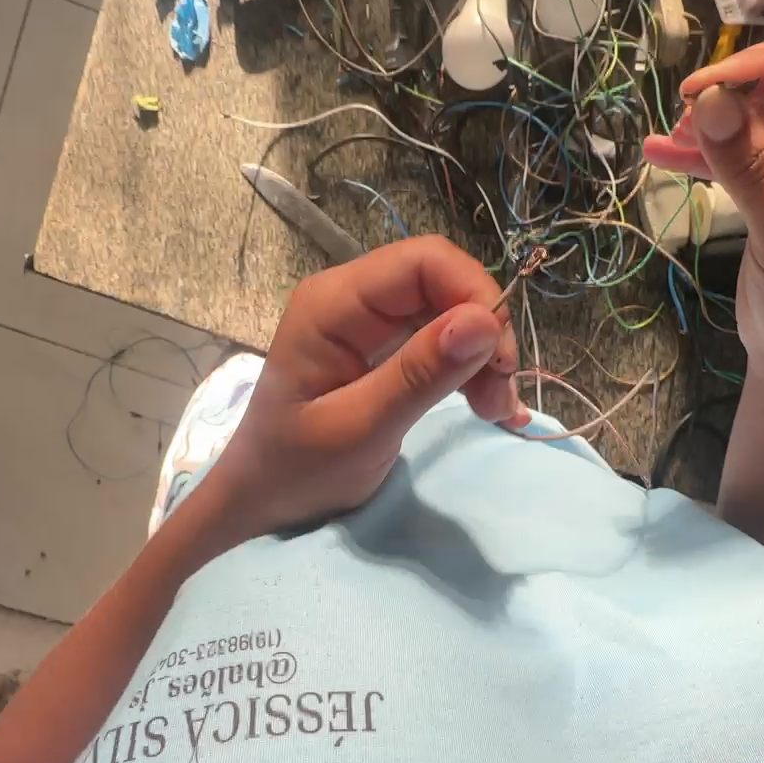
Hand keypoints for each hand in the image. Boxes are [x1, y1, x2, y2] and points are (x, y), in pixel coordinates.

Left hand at [205, 236, 525, 535]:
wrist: (263, 500)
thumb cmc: (296, 470)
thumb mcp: (359, 429)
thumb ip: (418, 375)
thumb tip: (484, 322)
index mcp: (333, 305)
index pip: (423, 262)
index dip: (474, 296)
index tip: (500, 360)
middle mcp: (351, 299)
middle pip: (441, 283)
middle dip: (483, 334)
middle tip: (499, 399)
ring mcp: (367, 323)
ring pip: (449, 312)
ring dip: (482, 357)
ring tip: (495, 411)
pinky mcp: (382, 349)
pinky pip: (440, 340)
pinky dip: (470, 370)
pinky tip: (487, 404)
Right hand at [642, 33, 763, 385]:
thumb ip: (751, 167)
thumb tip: (706, 101)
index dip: (758, 71)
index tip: (694, 88)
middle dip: (735, 94)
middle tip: (680, 115)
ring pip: (761, 114)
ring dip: (714, 123)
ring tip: (669, 140)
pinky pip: (743, 152)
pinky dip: (705, 153)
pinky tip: (661, 153)